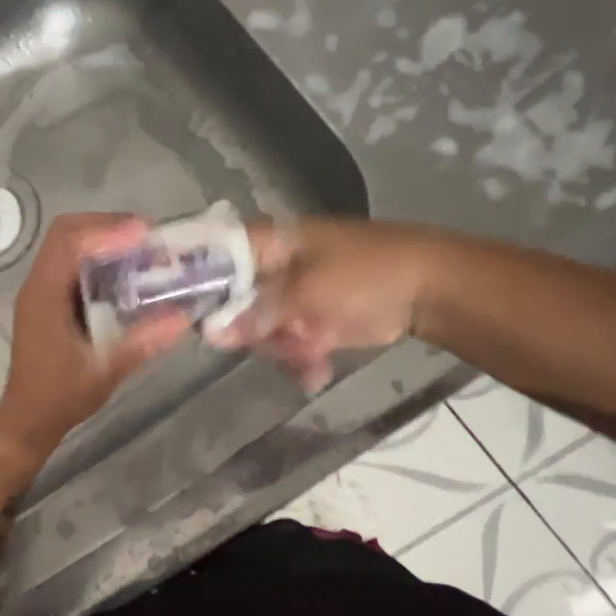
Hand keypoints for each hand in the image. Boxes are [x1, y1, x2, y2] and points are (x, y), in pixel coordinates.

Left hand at [0, 214, 189, 455]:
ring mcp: (41, 293)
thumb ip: (140, 343)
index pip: (68, 242)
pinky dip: (99, 261)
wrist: (29, 419)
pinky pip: (72, 266)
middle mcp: (38, 286)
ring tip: (142, 253)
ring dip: (105, 242)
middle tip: (148, 239)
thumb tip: (182, 317)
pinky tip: (126, 276)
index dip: (106, 230)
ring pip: (69, 247)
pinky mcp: (48, 303)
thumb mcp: (104, 372)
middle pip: (67, 233)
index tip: (145, 235)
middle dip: (108, 227)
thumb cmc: (59, 397)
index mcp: (43, 296)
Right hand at [205, 218, 449, 393]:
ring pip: (257, 330)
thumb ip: (256, 313)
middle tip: (274, 339)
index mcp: (269, 243)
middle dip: (250, 331)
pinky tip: (316, 371)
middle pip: (230, 304)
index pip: (213, 256)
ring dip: (280, 349)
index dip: (193, 282)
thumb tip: (209, 333)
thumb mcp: (307, 293)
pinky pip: (285, 345)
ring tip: (309, 354)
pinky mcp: (308, 321)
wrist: (432, 291)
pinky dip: (299, 360)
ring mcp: (290, 297)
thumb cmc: (368, 274)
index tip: (184, 313)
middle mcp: (272, 268)